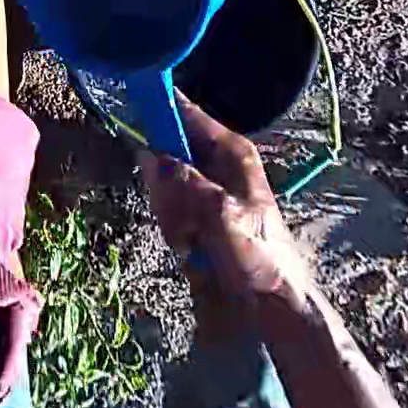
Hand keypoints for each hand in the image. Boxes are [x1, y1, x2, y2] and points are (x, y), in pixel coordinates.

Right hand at [139, 94, 317, 309]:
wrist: (275, 306)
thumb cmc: (259, 255)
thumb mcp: (220, 214)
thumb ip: (184, 181)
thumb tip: (149, 154)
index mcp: (231, 152)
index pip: (187, 113)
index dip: (161, 106)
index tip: (132, 101)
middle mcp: (217, 164)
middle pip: (167, 151)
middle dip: (165, 183)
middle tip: (177, 212)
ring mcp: (205, 190)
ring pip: (163, 183)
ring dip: (169, 211)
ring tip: (190, 238)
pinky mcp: (197, 215)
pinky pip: (167, 208)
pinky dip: (172, 227)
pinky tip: (189, 248)